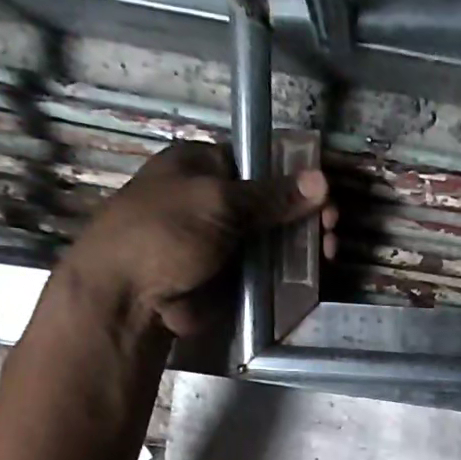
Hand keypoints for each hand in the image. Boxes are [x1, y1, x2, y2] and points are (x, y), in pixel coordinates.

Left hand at [59, 141, 337, 335]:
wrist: (129, 298)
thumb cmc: (164, 233)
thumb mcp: (218, 203)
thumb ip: (271, 195)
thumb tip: (320, 181)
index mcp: (202, 165)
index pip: (259, 161)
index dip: (295, 175)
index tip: (324, 193)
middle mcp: (214, 200)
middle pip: (273, 202)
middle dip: (306, 213)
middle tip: (331, 228)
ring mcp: (223, 242)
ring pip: (274, 238)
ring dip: (304, 244)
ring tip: (329, 253)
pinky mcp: (230, 278)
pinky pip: (267, 270)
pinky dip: (290, 272)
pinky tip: (314, 275)